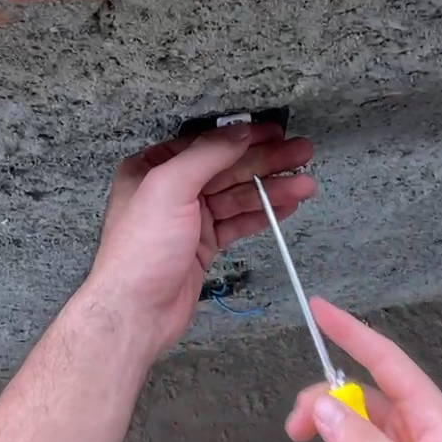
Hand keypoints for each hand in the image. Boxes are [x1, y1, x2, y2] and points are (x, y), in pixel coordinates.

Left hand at [81, 123, 314, 355]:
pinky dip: (262, 213)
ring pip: (237, 196)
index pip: (206, 144)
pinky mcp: (203, 245)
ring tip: (305, 184)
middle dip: (266, 162)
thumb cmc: (141, 249)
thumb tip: (238, 131)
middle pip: (227, 169)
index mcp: (152, 168)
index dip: (243, 137)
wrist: (137, 311)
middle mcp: (170, 190)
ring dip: (271, 189)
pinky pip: (238, 222)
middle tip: (301, 154)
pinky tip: (287, 206)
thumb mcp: (169, 187)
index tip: (275, 132)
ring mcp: (188, 218)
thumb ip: (206, 155)